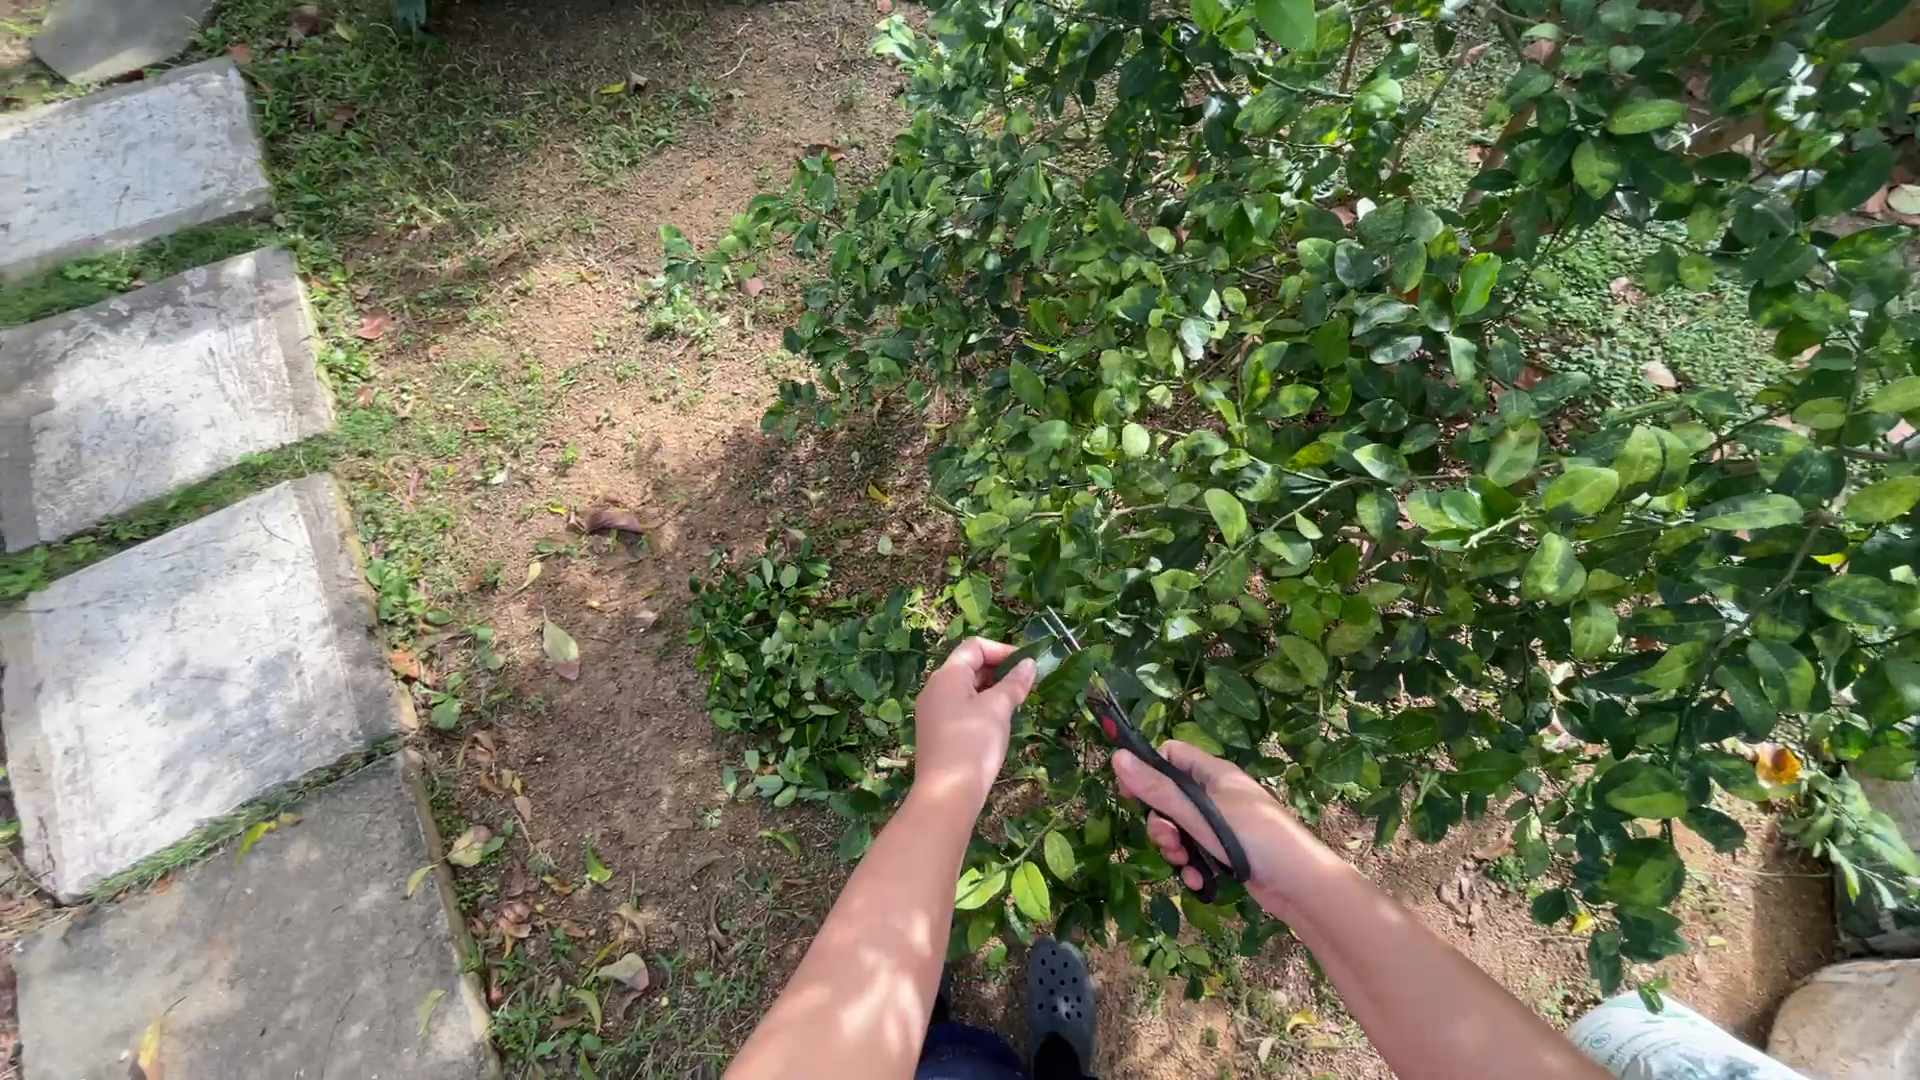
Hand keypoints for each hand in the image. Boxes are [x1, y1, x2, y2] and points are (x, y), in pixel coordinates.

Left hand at [912, 638, 1037, 806]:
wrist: (947, 794)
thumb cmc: (973, 743)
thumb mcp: (998, 709)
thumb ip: (1013, 683)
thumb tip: (1029, 664)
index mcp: (946, 676)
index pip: (974, 647)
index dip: (1002, 650)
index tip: (1028, 665)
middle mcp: (935, 689)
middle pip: (969, 666)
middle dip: (1000, 670)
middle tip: (1027, 685)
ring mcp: (934, 712)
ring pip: (967, 689)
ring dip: (993, 690)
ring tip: (1017, 703)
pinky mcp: (937, 732)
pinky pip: (962, 708)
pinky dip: (982, 707)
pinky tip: (999, 722)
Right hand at [1113, 740, 1327, 907]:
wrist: (1304, 886)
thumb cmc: (1253, 838)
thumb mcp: (1199, 814)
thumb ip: (1157, 789)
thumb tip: (1117, 757)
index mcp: (1213, 773)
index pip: (1170, 755)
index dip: (1148, 771)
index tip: (1133, 795)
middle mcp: (1217, 794)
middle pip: (1170, 797)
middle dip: (1161, 821)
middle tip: (1167, 840)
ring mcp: (1224, 824)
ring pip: (1181, 827)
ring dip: (1174, 847)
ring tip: (1183, 864)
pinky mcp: (1228, 852)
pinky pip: (1197, 850)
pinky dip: (1192, 863)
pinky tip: (1196, 880)